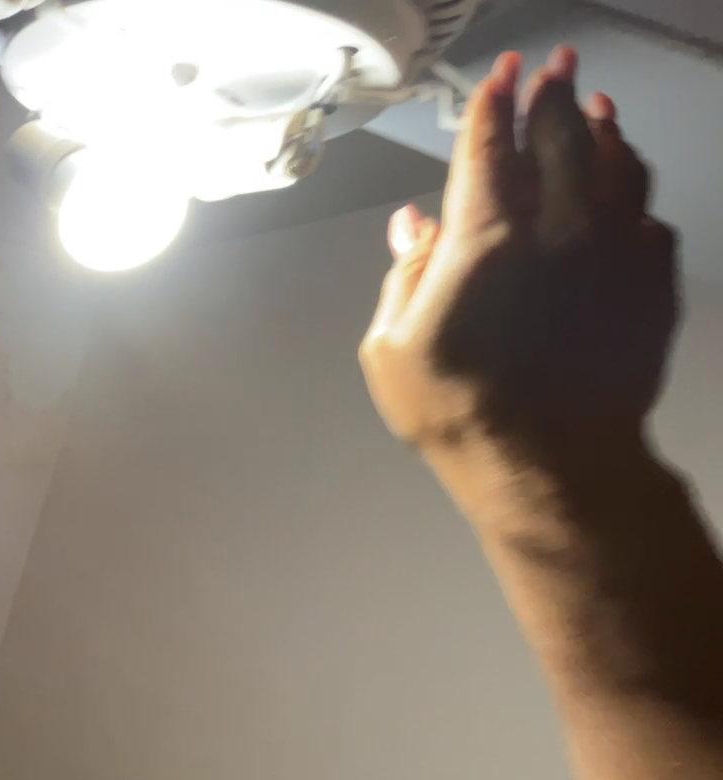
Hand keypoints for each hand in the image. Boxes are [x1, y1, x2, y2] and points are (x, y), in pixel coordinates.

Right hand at [358, 48, 679, 463]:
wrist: (547, 453)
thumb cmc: (454, 406)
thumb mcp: (391, 346)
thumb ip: (406, 276)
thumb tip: (415, 227)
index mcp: (484, 245)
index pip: (488, 153)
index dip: (492, 107)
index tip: (498, 75)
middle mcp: (557, 231)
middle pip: (559, 140)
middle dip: (552, 96)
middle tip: (552, 65)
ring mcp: (614, 249)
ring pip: (614, 163)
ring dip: (599, 126)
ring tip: (592, 102)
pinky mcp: (649, 275)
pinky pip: (643, 206)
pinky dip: (628, 178)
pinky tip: (618, 173)